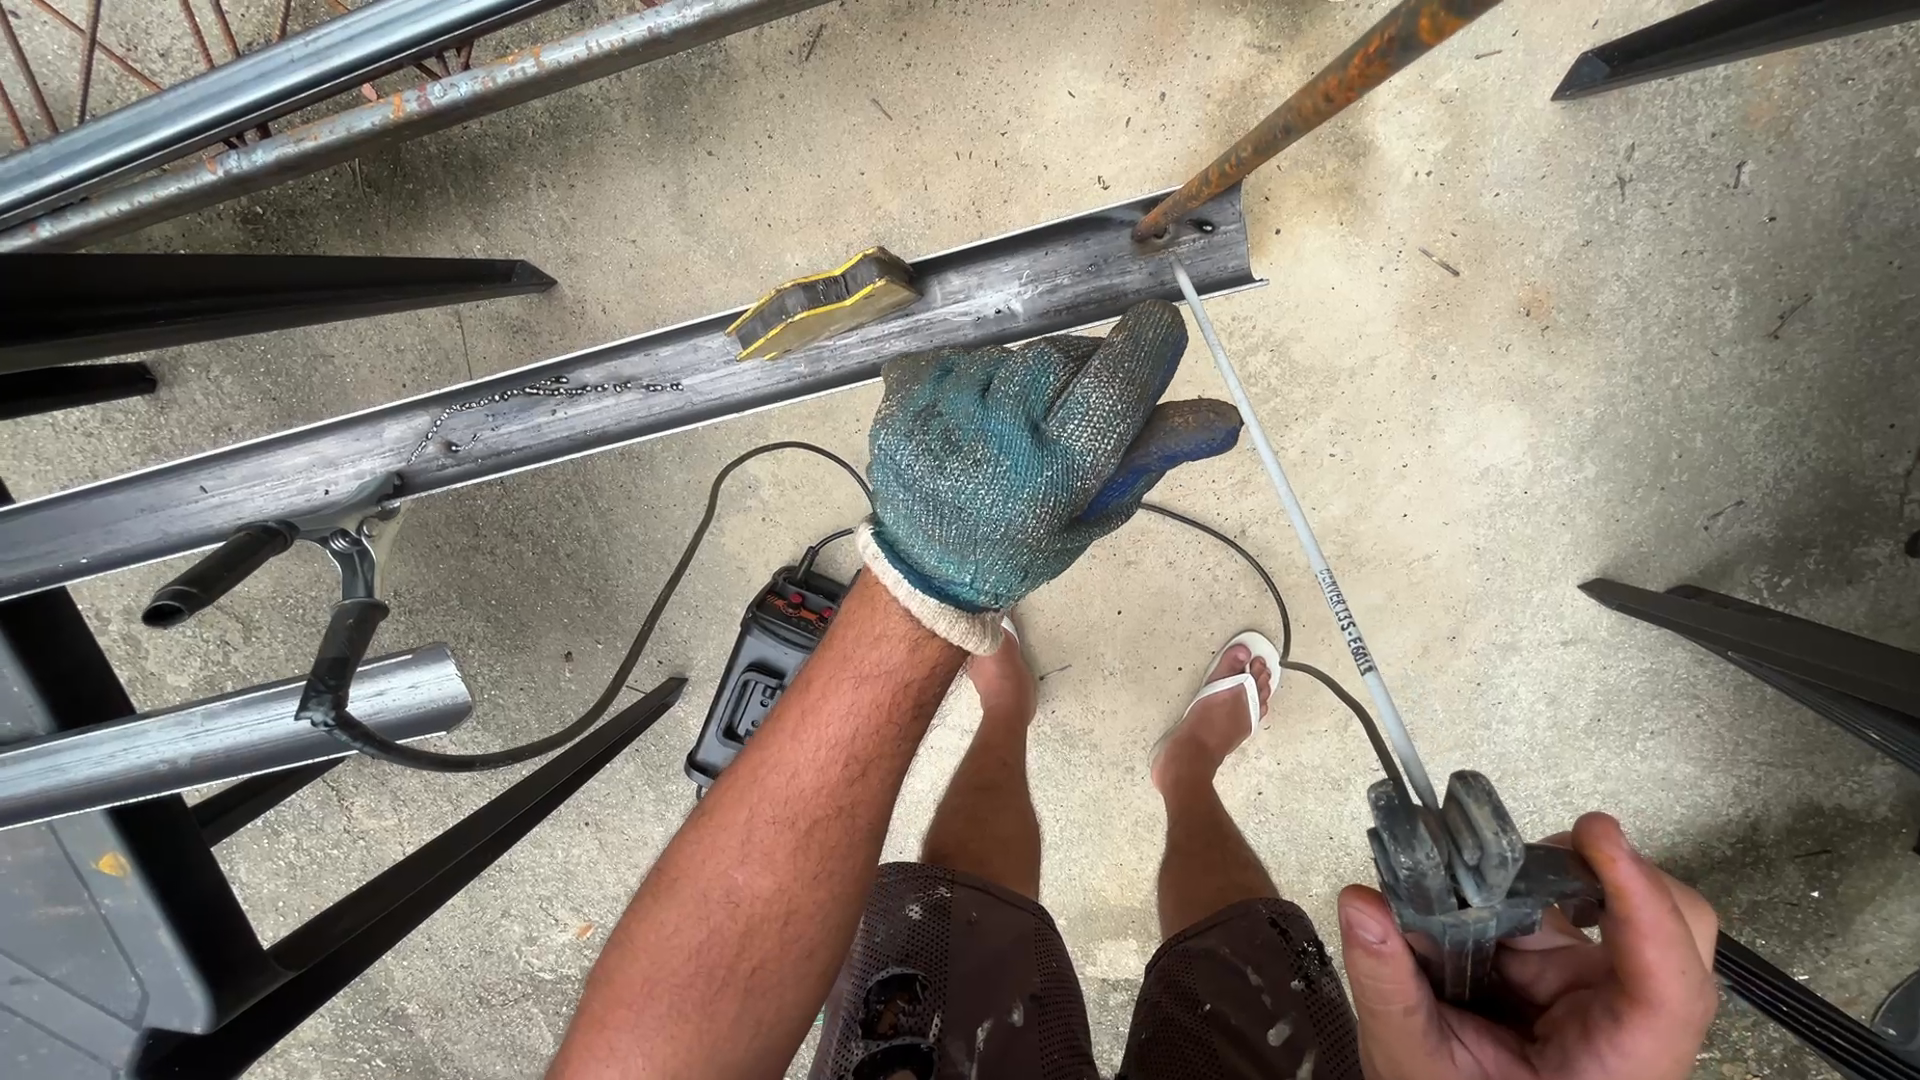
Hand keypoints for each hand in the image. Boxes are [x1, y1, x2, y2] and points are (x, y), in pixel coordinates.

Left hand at [859, 300, 1240, 651]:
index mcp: (1052, 473)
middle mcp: (996, 432)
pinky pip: (961, 356)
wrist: (926, 567)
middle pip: (1063, 356)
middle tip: (1064, 417)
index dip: (1148, 344)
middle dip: (1081, 371)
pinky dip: (976, 380)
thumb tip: (1224, 418)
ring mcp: (942, 408)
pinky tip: (968, 422)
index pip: (1116, 380)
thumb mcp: (1092, 515)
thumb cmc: (1020, 547)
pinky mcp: (903, 392)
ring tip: (1006, 432)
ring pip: (1012, 355)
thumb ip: (1149, 458)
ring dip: (1024, 379)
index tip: (1157, 332)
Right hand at [1338, 813, 1718, 1079]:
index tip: (1596, 835)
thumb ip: (1387, 985)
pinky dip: (1498, 886)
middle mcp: (1623, 1020)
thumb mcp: (1411, 1058)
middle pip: (1667, 934)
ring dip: (1530, 875)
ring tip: (1454, 866)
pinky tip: (1451, 888)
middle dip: (1610, 873)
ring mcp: (1591, 990)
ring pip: (1595, 907)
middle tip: (1540, 842)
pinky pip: (1543, 907)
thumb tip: (1360, 901)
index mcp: (1618, 1064)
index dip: (1645, 906)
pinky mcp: (1558, 969)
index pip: (1668, 986)